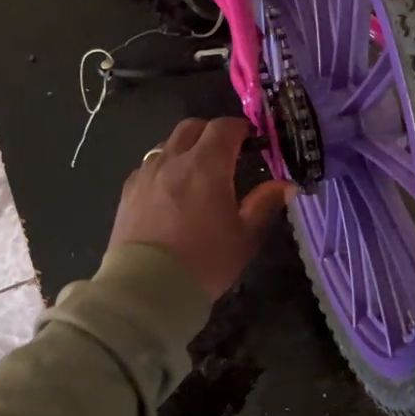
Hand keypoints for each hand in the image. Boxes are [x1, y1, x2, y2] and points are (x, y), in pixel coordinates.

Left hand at [109, 118, 295, 298]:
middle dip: (211, 133)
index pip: (224, 127)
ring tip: (195, 173)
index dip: (240, 128)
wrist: (147, 288)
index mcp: (206, 166)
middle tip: (225, 153)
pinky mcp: (128, 191)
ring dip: (185, 149)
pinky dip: (163, 168)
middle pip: (192, 127)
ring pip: (167, 144)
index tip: (251, 140)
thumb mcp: (244, 237)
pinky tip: (169, 192)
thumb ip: (264, 204)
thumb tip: (286, 185)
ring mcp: (146, 174)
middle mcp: (173, 160)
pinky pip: (148, 166)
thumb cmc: (204, 262)